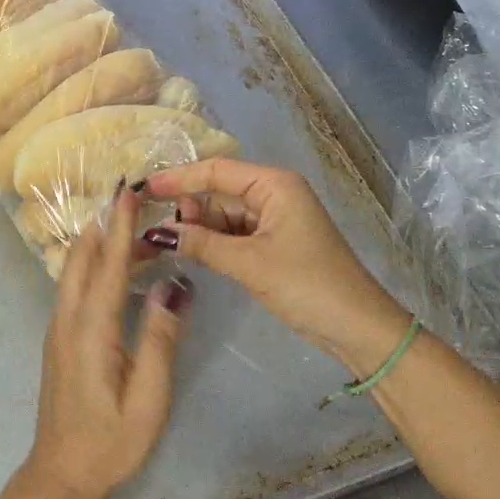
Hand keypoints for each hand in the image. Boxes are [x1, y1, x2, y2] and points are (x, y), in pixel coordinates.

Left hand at [26, 185, 193, 498]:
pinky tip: (113, 269)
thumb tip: (169, 287)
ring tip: (132, 229)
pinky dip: (92, 266)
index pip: (107, 265)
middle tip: (132, 201)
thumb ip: (158, 341)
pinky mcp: (59, 340)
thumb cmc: (111, 442)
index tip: (128, 191)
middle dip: (105, 225)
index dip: (119, 226)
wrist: (61, 474)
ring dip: (99, 245)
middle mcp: (68, 320)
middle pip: (82, 259)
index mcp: (91, 330)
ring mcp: (58, 329)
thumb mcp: (148, 399)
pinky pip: (74, 288)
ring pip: (74, 272)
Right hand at [139, 158, 411, 376]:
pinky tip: (188, 252)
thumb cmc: (308, 285)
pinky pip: (234, 235)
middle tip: (148, 226)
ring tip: (159, 243)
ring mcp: (275, 220)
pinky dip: (212, 243)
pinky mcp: (274, 244)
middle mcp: (274, 194)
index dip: (177, 178)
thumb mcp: (250, 264)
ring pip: (223, 215)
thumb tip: (157, 233)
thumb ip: (202, 244)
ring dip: (196, 229)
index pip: (216, 170)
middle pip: (218, 191)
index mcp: (274, 185)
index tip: (141, 189)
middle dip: (185, 208)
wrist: (359, 328)